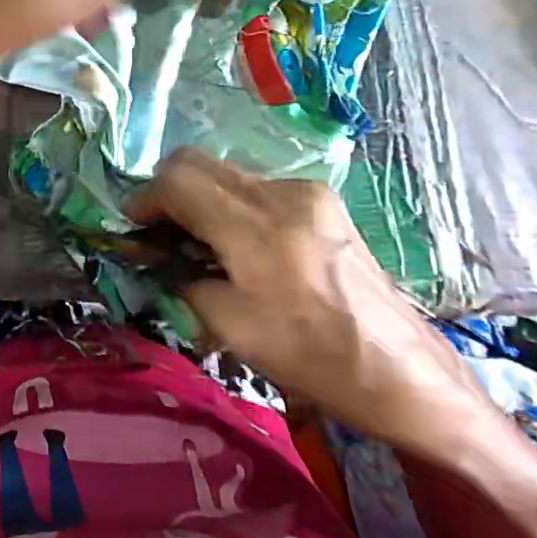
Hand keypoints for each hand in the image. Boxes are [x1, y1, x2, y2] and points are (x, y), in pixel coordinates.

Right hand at [130, 148, 493, 458]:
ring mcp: (306, 191)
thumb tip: (151, 254)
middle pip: (196, 162)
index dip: (144, 198)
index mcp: (257, 227)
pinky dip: (228, 202)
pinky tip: (236, 241)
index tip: (132, 227)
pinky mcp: (321, 199)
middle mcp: (281, 193)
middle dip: (165, 190)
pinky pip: (254, 185)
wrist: (404, 375)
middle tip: (156, 231)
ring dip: (197, 195)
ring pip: (224, 170)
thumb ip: (180, 277)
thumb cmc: (312, 358)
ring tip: (195, 240)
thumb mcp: (229, 326)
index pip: (176, 181)